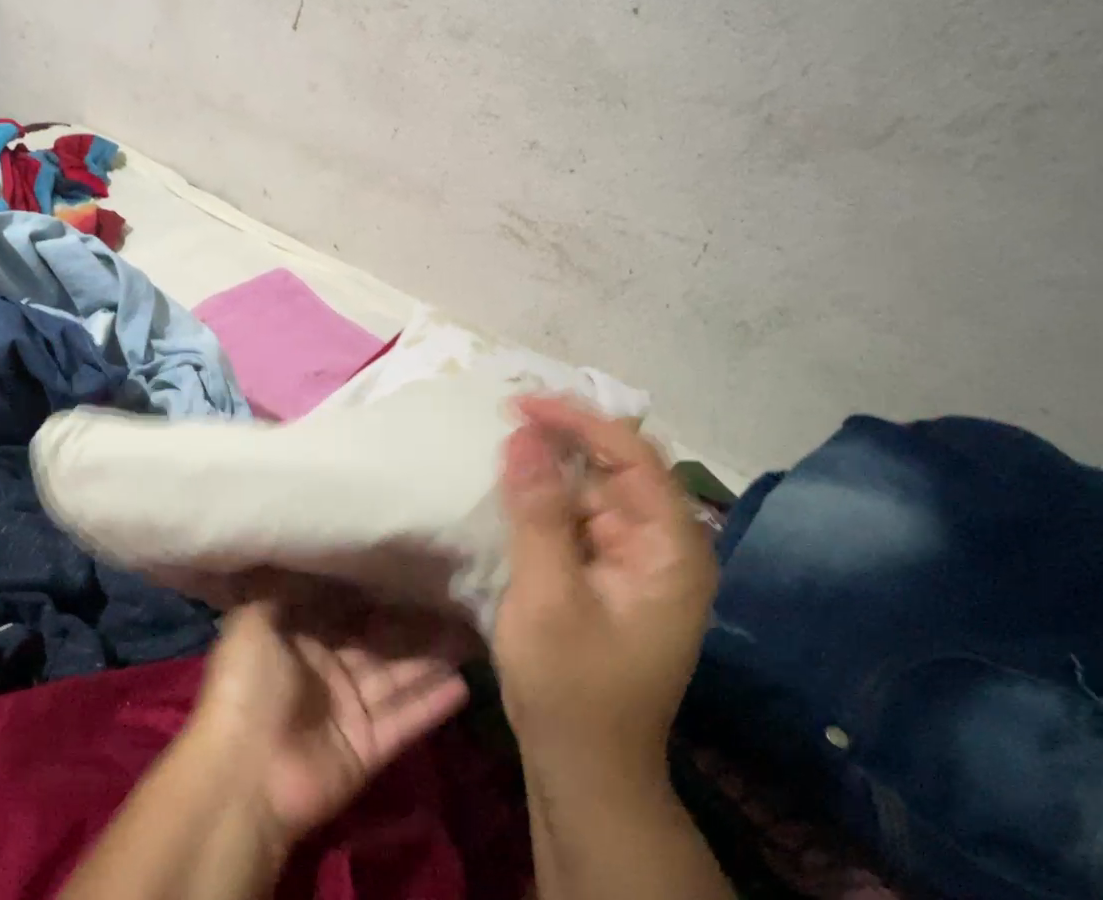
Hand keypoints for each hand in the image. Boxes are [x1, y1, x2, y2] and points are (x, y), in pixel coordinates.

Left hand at [187, 579, 472, 846]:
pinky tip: (465, 682)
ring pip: (397, 679)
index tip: (408, 573)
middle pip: (376, 645)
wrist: (245, 772)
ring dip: (430, 660)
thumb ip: (283, 595)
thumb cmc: (246, 687)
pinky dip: (432, 704)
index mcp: (293, 641)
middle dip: (410, 627)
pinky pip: (405, 720)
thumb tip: (312, 570)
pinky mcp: (368, 748)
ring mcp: (346, 712)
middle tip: (454, 602)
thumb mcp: (251, 623)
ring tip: (471, 635)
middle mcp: (323, 672)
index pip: (341, 614)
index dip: (373, 597)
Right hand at [491, 396, 717, 778]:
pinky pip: (580, 526)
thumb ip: (538, 513)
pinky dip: (545, 506)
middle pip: (616, 472)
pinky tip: (510, 494)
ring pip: (594, 497)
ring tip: (498, 446)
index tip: (520, 403)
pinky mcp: (609, 583)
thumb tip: (524, 435)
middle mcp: (664, 550)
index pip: (634, 458)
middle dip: (562, 441)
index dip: (579, 421)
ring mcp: (636, 567)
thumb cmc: (572, 685)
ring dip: (549, 471)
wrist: (585, 766)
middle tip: (502, 417)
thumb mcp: (547, 594)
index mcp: (672, 551)